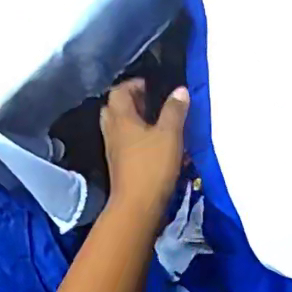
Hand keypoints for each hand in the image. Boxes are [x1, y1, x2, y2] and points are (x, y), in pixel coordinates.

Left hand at [101, 79, 189, 217]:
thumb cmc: (152, 166)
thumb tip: (180, 90)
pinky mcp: (120, 167)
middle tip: (153, 103)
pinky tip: (155, 146)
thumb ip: (175, 110)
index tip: (153, 86)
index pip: (120, 90)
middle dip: (132, 102)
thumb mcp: (170, 134)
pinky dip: (138, 140)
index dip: (134, 84)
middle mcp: (112, 131)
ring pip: (121, 128)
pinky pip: (126, 145)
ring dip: (135, 122)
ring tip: (157, 124)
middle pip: (116, 108)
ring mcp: (114, 150)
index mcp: (121, 118)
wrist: (138, 206)